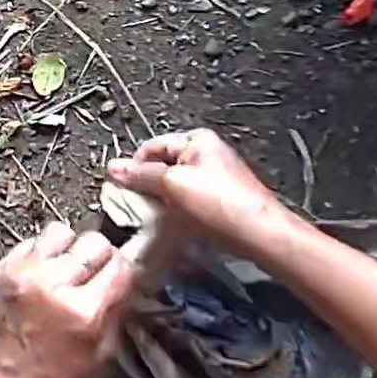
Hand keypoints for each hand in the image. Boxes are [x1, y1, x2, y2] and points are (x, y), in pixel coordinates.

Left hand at [0, 222, 141, 377]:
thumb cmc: (57, 372)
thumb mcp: (104, 350)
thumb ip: (119, 307)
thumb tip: (131, 273)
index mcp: (82, 311)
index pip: (120, 265)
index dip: (126, 269)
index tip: (123, 275)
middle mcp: (51, 284)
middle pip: (93, 241)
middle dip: (100, 256)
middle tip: (95, 273)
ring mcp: (24, 272)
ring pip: (61, 231)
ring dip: (69, 248)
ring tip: (67, 269)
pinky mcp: (4, 266)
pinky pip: (33, 241)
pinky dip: (43, 254)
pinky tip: (43, 274)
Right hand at [106, 129, 307, 257]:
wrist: (262, 238)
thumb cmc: (223, 205)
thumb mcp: (172, 184)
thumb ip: (140, 175)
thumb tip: (114, 168)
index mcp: (197, 139)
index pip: (150, 148)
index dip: (135, 167)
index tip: (124, 188)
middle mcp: (207, 153)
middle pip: (162, 167)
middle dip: (150, 186)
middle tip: (142, 205)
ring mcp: (214, 178)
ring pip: (174, 187)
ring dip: (164, 202)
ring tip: (162, 217)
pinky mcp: (219, 200)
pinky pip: (188, 201)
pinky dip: (179, 212)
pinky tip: (179, 224)